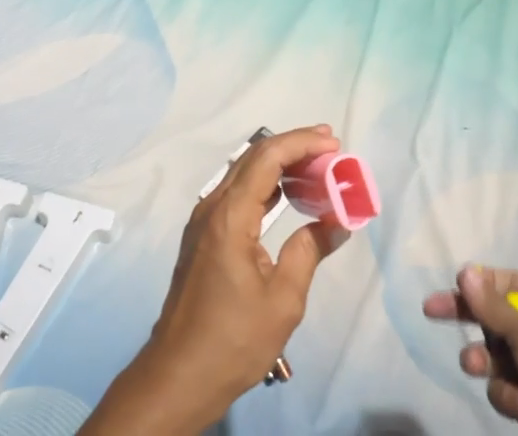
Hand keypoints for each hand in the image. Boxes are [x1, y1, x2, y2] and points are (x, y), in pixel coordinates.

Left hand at [80, 126, 348, 434]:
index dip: (301, 143)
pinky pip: (237, 195)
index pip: (266, 158)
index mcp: (229, 217)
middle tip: (331, 148)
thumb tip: (337, 222)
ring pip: (244, 174)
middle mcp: (212, 209)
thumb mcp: (284, 299)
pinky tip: (288, 196)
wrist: (180, 374)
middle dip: (293, 147)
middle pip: (253, 158)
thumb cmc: (234, 339)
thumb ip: (310, 251)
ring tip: (317, 168)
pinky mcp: (204, 237)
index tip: (333, 143)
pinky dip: (266, 187)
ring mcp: (204, 222)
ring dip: (279, 165)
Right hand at [423, 266, 517, 434]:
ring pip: (487, 354)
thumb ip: (491, 307)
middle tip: (430, 311)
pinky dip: (508, 395)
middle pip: (488, 315)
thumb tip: (464, 270)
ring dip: (484, 362)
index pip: (502, 283)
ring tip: (481, 368)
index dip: (476, 282)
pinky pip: (498, 386)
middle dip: (464, 317)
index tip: (451, 285)